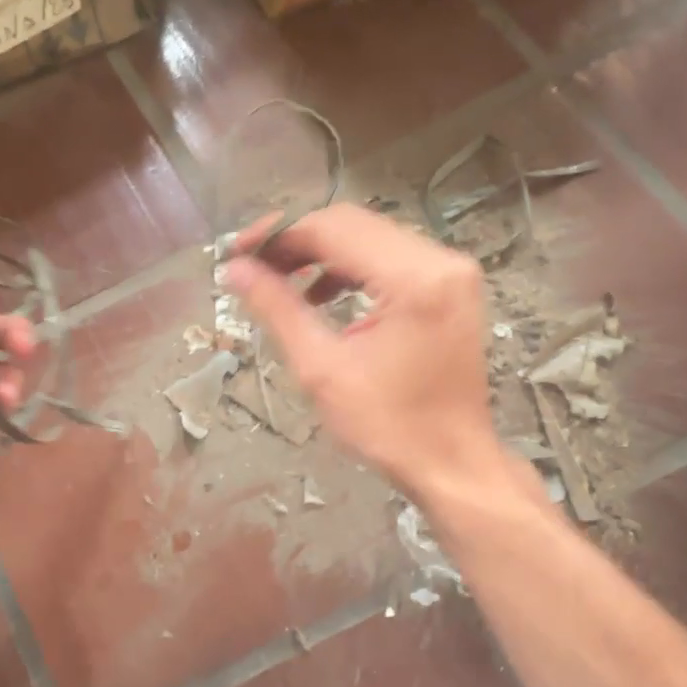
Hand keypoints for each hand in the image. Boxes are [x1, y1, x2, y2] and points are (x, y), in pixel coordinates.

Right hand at [224, 203, 500, 494]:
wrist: (451, 463)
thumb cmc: (387, 425)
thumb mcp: (320, 368)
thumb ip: (277, 308)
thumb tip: (234, 269)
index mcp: (413, 279)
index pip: (333, 228)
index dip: (278, 234)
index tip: (237, 252)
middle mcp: (440, 261)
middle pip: (352, 224)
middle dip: (296, 240)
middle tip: (252, 265)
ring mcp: (450, 272)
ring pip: (369, 237)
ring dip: (319, 252)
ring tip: (278, 280)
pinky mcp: (449, 287)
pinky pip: (388, 257)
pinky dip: (348, 267)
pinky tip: (318, 293)